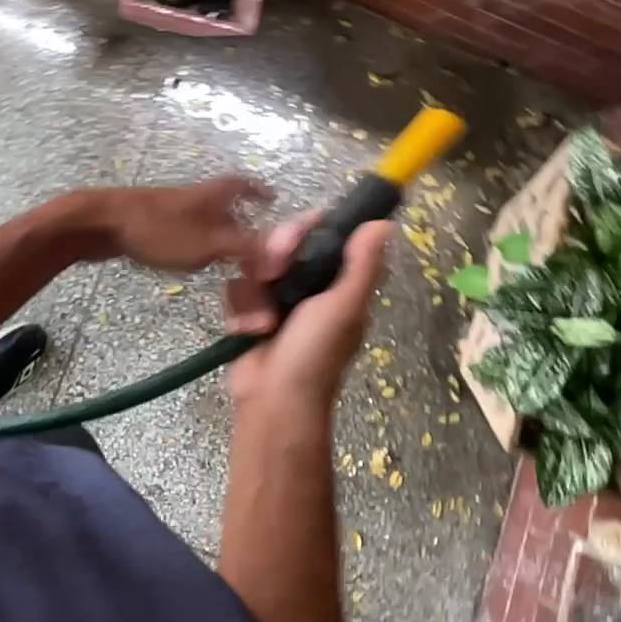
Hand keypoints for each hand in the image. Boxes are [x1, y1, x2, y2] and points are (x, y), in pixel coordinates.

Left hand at [96, 176, 272, 271]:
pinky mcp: (148, 224)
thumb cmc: (157, 231)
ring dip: (216, 232)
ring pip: (201, 217)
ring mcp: (167, 208)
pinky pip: (181, 230)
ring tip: (228, 257)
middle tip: (254, 239)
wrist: (98, 223)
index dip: (258, 190)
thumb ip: (246, 248)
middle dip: (239, 216)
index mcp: (209, 194)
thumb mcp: (208, 243)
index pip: (241, 185)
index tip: (273, 197)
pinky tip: (190, 260)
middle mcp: (191, 196)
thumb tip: (285, 251)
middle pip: (221, 201)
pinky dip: (194, 242)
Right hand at [225, 214, 392, 406]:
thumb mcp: (343, 307)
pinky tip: (248, 330)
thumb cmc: (315, 354)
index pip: (318, 236)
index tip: (297, 232)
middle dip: (271, 258)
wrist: (273, 399)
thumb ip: (361, 264)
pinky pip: (235, 291)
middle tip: (271, 275)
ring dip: (254, 295)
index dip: (304, 228)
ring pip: (252, 266)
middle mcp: (305, 287)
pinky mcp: (246, 314)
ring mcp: (273, 300)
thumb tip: (385, 222)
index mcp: (334, 284)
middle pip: (279, 245)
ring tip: (263, 320)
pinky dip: (240, 312)